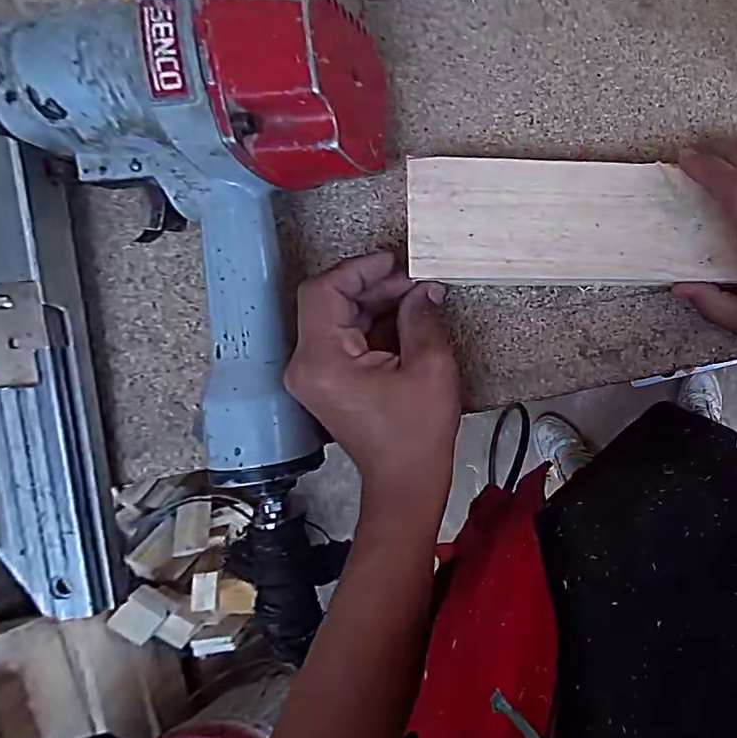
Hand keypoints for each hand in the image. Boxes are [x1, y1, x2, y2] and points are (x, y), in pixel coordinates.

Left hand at [284, 251, 460, 489]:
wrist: (406, 477)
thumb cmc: (418, 430)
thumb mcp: (430, 366)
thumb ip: (422, 319)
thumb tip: (424, 289)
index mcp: (322, 360)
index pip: (324, 292)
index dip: (360, 268)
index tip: (396, 260)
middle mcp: (306, 364)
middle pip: (330, 303)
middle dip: (374, 285)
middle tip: (417, 278)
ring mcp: (314, 374)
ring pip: (338, 318)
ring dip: (376, 302)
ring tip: (418, 295)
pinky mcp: (329, 381)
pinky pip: (346, 338)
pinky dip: (374, 323)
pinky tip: (408, 318)